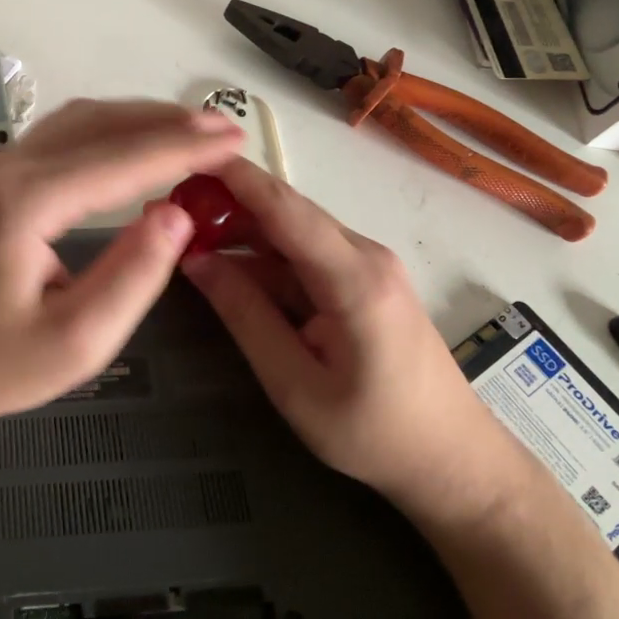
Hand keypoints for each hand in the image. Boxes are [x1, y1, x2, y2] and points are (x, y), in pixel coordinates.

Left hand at [0, 99, 243, 429]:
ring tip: (193, 130)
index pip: (122, 160)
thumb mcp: (77, 342)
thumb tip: (177, 215)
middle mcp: (11, 169)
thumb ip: (133, 275)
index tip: (236, 141)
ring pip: (80, 120)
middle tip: (225, 130)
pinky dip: (109, 130)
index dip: (184, 148)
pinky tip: (135, 143)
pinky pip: (62, 135)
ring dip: (138, 118)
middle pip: (101, 123)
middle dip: (168, 122)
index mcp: (29, 202)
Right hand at [179, 158, 515, 520]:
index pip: (285, 208)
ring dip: (238, 228)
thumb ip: (246, 316)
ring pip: (290, 231)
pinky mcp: (361, 280)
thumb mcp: (296, 385)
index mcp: (355, 278)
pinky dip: (260, 254)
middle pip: (285, 211)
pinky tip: (223, 262)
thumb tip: (196, 259)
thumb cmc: (375, 432)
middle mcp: (364, 256)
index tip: (186, 157)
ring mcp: (366, 265)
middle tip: (166, 206)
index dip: (235, 178)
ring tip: (183, 231)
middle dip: (225, 201)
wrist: (452, 460)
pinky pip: (302, 254)